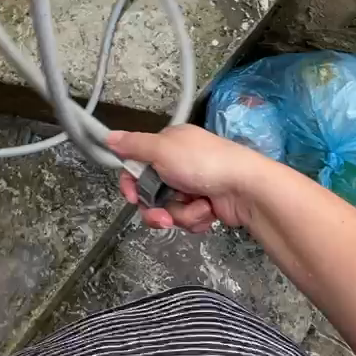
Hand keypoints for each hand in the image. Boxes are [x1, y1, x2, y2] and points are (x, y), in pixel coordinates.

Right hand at [107, 126, 282, 232]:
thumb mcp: (162, 149)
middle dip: (158, 208)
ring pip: (170, 209)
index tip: (134, 198)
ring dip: (181, 214)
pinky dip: (196, 219)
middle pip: (152, 193)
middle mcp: (180, 163)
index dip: (133, 185)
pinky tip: (209, 212)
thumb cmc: (204, 163)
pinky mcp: (207, 205)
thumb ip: (134, 145)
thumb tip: (109, 136)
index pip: (138, 165)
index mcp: (170, 144)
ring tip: (199, 208)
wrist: (246, 188)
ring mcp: (194, 185)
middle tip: (166, 215)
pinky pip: (188, 219)